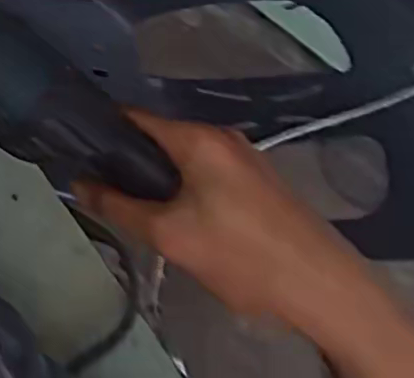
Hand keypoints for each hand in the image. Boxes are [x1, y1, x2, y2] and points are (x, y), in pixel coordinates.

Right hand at [72, 112, 374, 328]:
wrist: (335, 297)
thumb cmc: (246, 256)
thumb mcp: (171, 236)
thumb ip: (118, 207)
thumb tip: (78, 184)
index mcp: (196, 136)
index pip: (131, 116)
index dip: (102, 131)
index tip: (81, 150)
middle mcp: (220, 135)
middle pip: (158, 137)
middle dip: (133, 161)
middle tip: (113, 189)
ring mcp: (247, 157)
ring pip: (185, 158)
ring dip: (164, 178)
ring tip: (148, 208)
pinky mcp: (264, 182)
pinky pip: (210, 172)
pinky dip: (191, 187)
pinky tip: (190, 220)